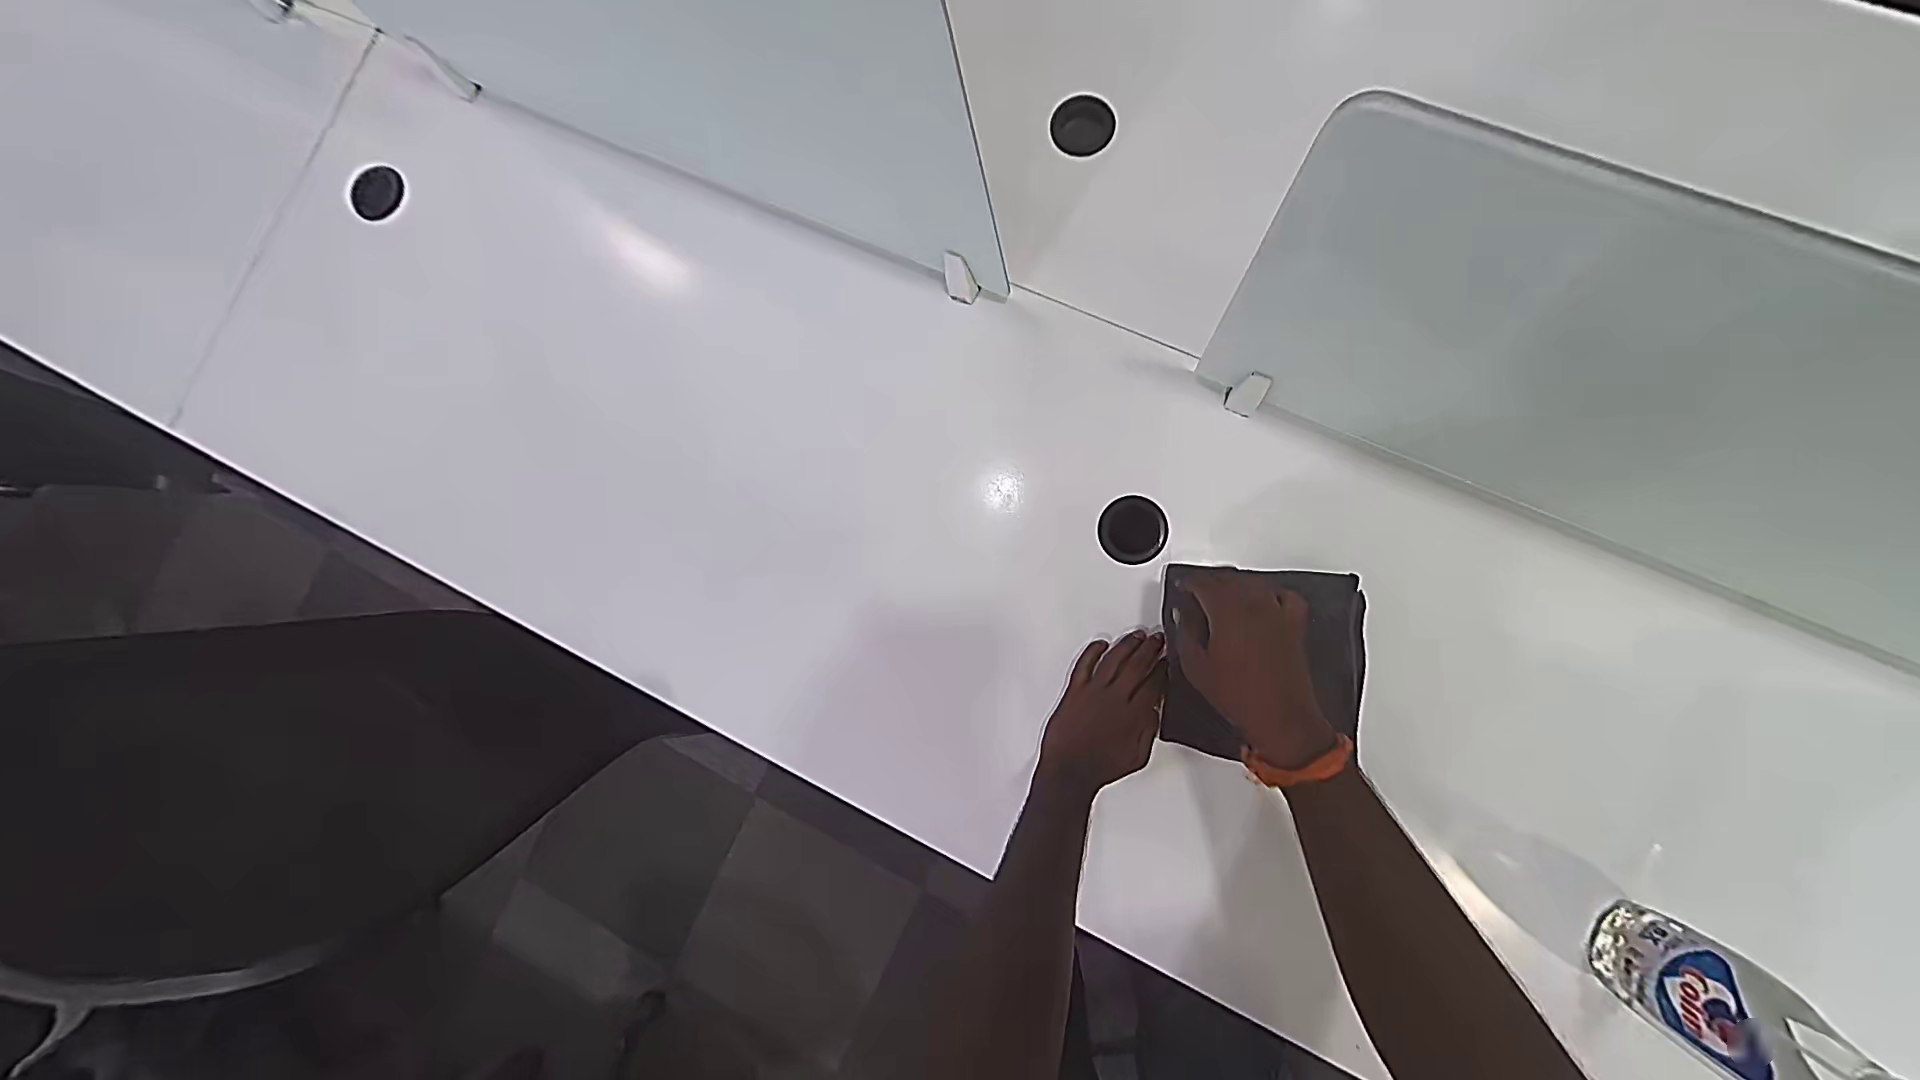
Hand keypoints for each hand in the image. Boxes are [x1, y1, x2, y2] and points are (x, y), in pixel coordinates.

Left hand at [1036, 631, 1166, 799]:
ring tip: (1137, 636)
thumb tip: (1154, 712)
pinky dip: (1093, 651)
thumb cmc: (1100, 767)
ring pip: (1114, 659)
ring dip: (1127, 645)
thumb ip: (1148, 731)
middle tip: (1158, 638)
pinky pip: (1084, 664)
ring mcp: (1093, 691)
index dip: (1163, 668)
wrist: (1068, 770)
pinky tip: (1101, 644)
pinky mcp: (1074, 690)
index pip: (1154, 683)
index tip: (1168, 659)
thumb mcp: (1137, 756)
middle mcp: (1115, 698)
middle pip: (1137, 665)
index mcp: (1133, 714)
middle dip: (1150, 649)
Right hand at [1174, 575, 1336, 768]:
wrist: (1280, 716)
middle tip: (1197, 590)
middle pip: (1229, 579)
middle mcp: (1254, 606)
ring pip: (1253, 583)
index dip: (1189, 582)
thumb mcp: (1196, 666)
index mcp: (1227, 612)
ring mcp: (1277, 613)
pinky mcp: (1294, 625)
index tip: (1182, 586)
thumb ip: (1186, 633)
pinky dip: (1270, 593)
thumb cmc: (1238, 695)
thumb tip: (1183, 616)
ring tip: (1224, 594)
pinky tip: (1263, 600)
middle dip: (1210, 581)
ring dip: (1236, 584)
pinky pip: (1283, 596)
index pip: (1204, 584)